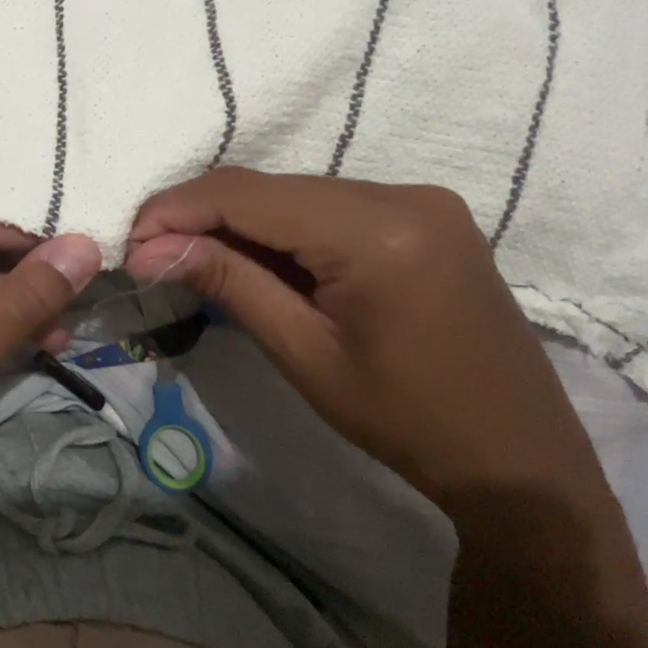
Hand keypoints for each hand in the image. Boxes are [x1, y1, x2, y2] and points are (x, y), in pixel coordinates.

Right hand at [123, 167, 601, 506]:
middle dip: (199, 215)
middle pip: (267, 187)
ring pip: (292, 192)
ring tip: (194, 263)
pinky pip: (326, 206)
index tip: (128, 244)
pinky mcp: (424, 217)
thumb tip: (145, 248)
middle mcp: (402, 195)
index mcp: (377, 230)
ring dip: (236, 222)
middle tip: (151, 257)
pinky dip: (278, 229)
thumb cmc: (405, 418)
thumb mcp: (301, 352)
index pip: (245, 195)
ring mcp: (419, 201)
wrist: (520, 461)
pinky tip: (255, 263)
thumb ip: (225, 281)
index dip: (175, 210)